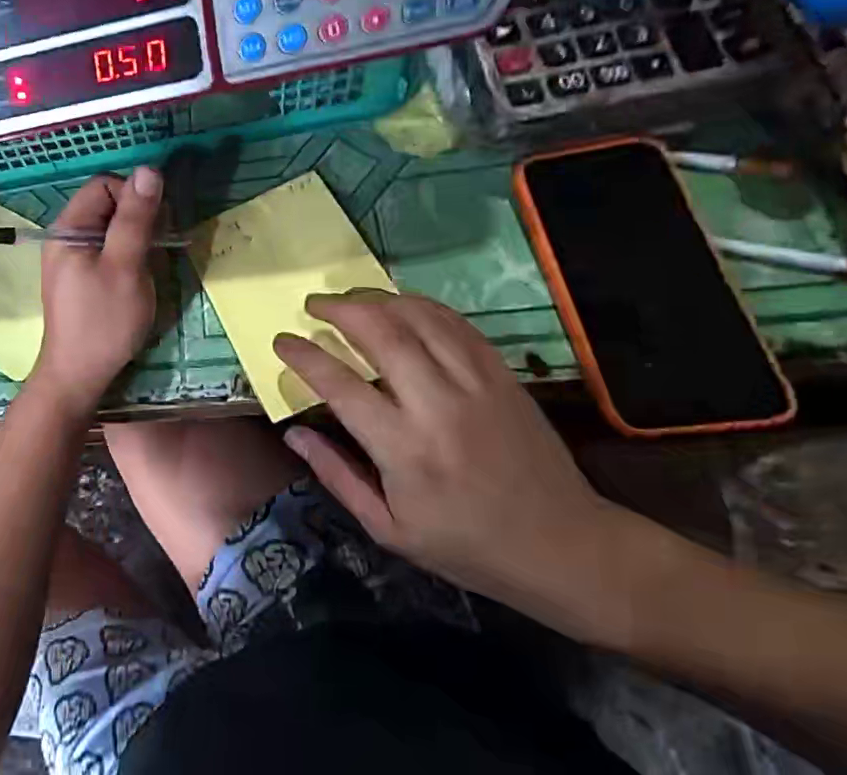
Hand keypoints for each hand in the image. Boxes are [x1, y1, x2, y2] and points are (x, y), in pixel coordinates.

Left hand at [26, 169, 163, 414]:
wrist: (78, 375)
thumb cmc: (104, 321)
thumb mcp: (126, 266)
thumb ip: (136, 218)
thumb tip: (148, 170)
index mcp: (68, 228)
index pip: (104, 185)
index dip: (134, 196)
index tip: (155, 225)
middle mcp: (65, 236)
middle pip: (107, 204)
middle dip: (137, 218)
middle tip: (156, 248)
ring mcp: (70, 258)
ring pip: (110, 228)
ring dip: (136, 239)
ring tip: (148, 266)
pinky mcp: (80, 276)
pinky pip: (106, 250)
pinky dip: (127, 255)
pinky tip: (137, 278)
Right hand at [274, 291, 621, 610]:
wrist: (563, 547)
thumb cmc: (466, 545)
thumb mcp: (388, 528)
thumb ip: (336, 475)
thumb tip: (292, 433)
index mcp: (404, 449)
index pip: (340, 384)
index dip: (303, 355)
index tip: (282, 340)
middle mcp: (437, 405)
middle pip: (381, 332)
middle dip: (339, 310)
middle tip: (314, 305)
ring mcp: (475, 384)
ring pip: (419, 318)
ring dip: (378, 299)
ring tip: (351, 298)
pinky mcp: (501, 375)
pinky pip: (456, 324)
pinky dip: (421, 306)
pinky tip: (400, 305)